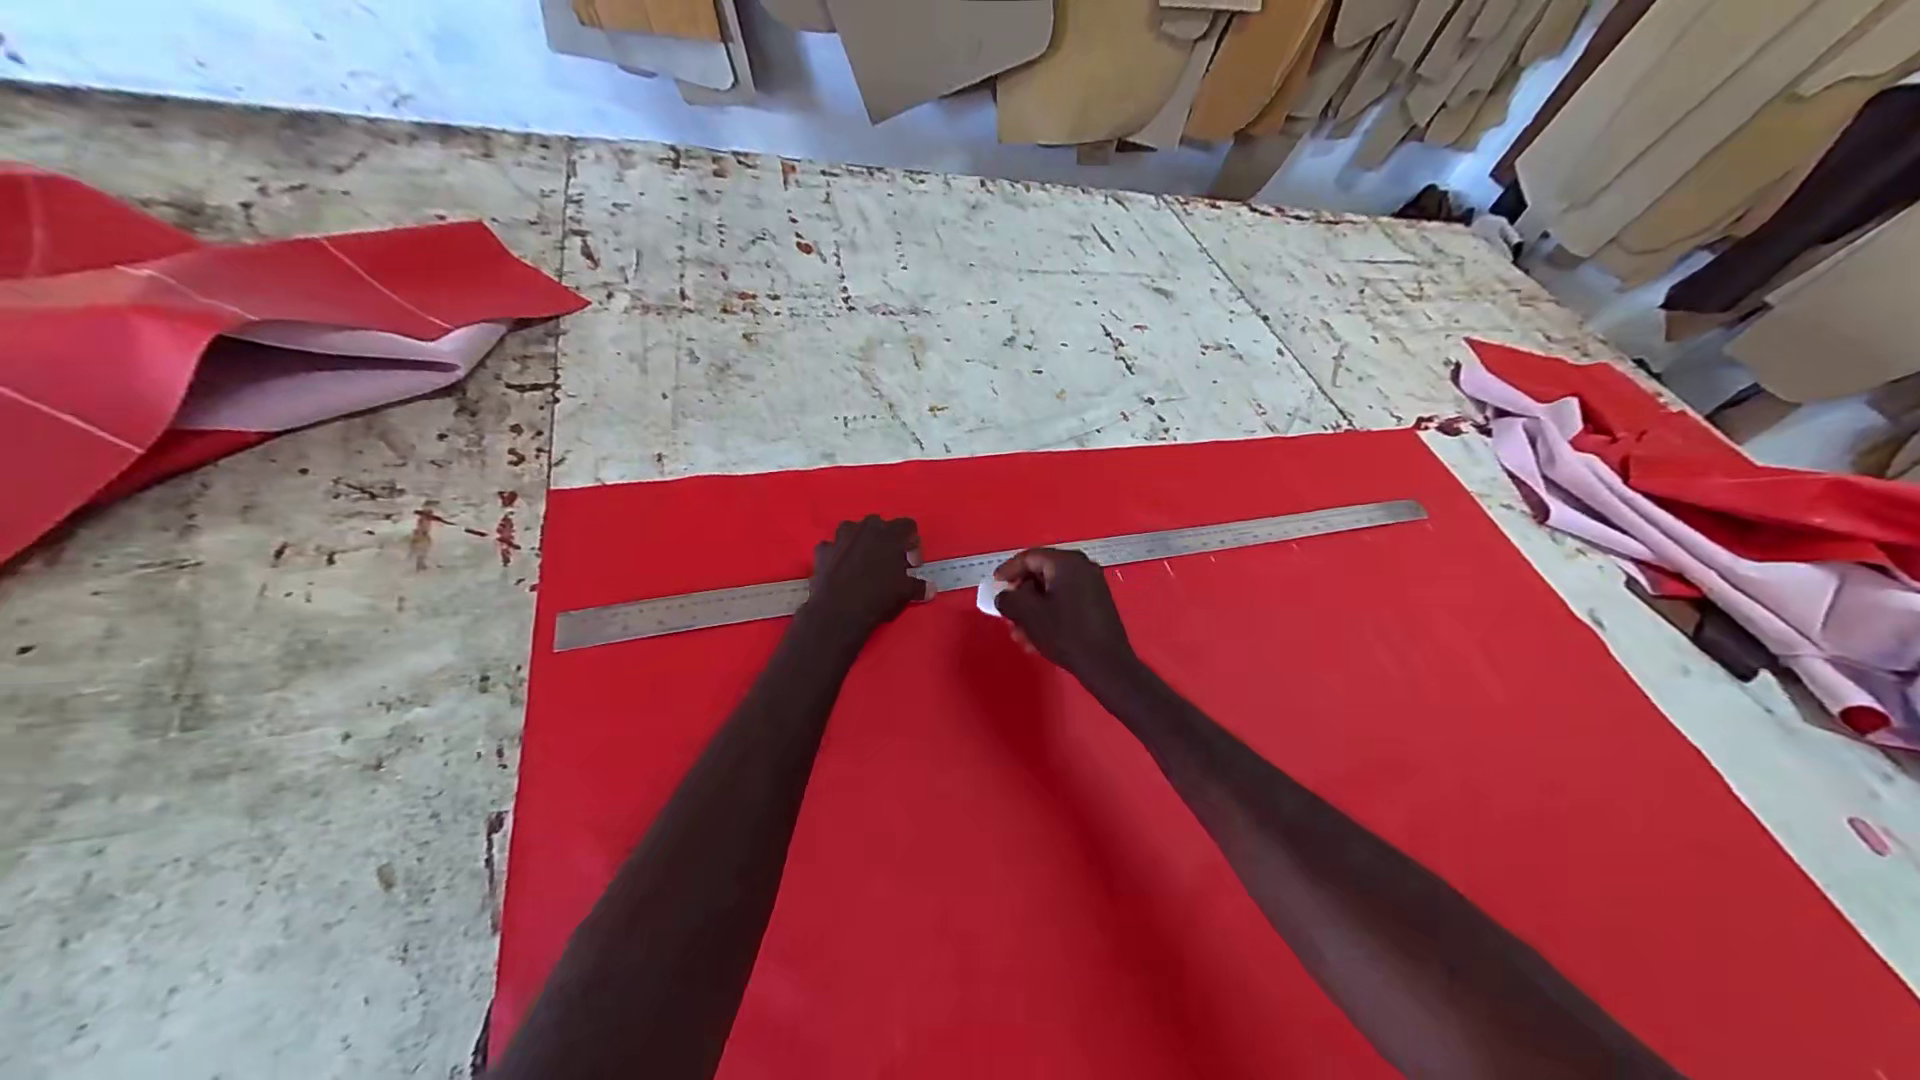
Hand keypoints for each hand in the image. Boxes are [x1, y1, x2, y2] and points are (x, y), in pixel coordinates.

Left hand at [800, 516, 931, 643]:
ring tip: (864, 565)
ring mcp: (841, 536)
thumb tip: (931, 589)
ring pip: (855, 532)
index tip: (912, 565)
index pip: (908, 526)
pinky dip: (839, 556)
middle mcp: (865, 527)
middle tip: (889, 564)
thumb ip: (919, 586)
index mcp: (890, 533)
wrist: (838, 611)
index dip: (913, 544)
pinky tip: (841, 571)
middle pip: (881, 526)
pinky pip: (834, 547)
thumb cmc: (878, 596)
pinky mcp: (823, 549)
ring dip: (861, 543)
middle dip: (887, 542)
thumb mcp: (905, 593)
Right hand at [992, 548, 1137, 679]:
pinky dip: (1048, 614)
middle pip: (1041, 574)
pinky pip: (1065, 601)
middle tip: (1007, 611)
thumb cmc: (1065, 633)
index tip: (995, 584)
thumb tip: (1005, 596)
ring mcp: (1092, 586)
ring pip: (1051, 591)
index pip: (1030, 557)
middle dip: (1020, 595)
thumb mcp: (1028, 614)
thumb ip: (1008, 599)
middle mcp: (1082, 568)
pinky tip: (1037, 638)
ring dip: (1032, 610)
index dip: (1008, 570)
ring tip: (1020, 633)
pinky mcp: (1097, 604)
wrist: (1106, 664)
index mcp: (1067, 563)